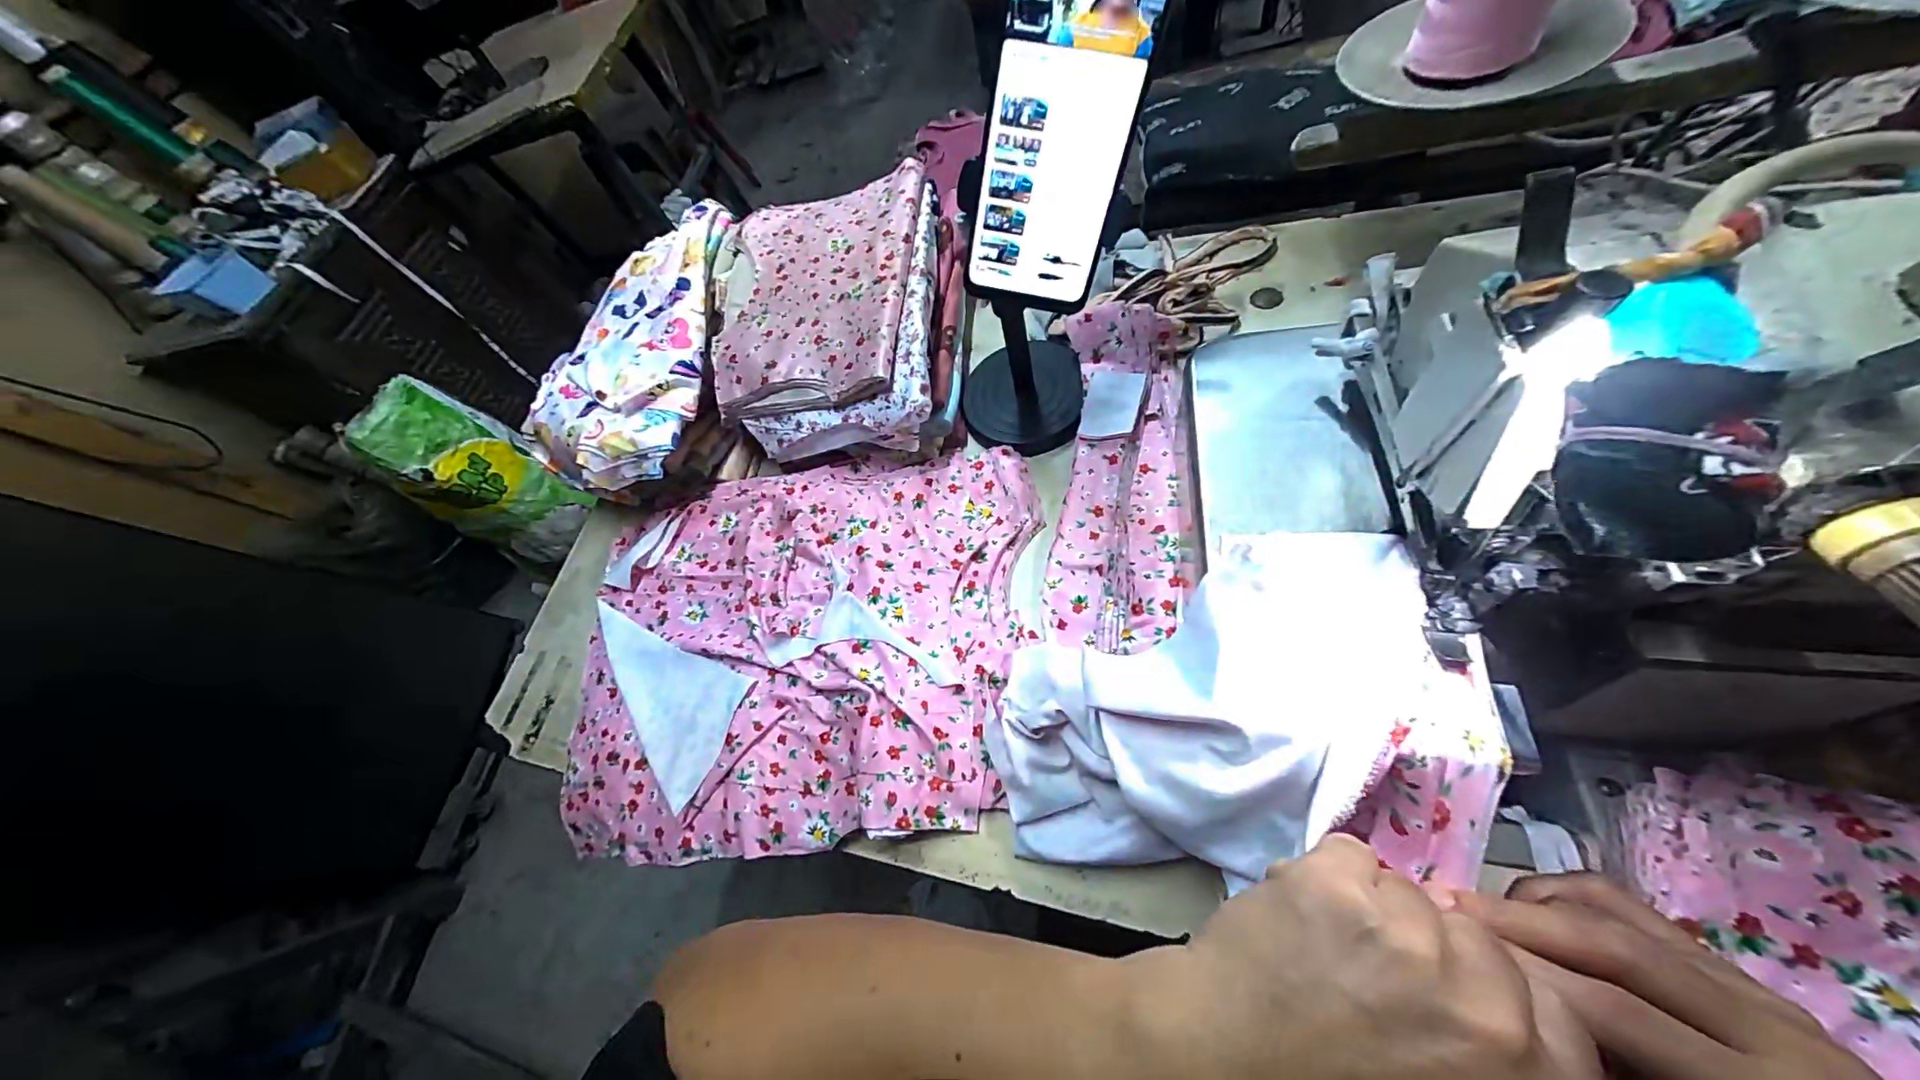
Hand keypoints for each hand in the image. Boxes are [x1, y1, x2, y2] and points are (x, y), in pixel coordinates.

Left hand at [1118, 834, 1599, 1078]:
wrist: (1220, 1054)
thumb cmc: (1329, 1075)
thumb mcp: (1440, 1076)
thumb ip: (1481, 1037)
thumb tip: (1496, 985)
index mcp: (1516, 1059)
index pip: (1551, 996)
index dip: (1493, 979)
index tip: (1448, 978)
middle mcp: (1474, 993)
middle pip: (1469, 929)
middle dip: (1425, 939)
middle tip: (1371, 967)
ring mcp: (1399, 930)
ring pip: (1402, 885)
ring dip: (1367, 904)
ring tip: (1327, 943)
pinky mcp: (1333, 885)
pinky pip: (1349, 853)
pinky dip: (1326, 873)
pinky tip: (1300, 911)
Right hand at [1449, 873, 1875, 1079]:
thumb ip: (1608, 1071)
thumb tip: (1522, 1018)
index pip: (1615, 1009)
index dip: (1530, 977)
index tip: (1460, 956)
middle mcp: (1757, 1021)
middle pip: (1612, 943)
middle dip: (1518, 920)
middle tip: (1447, 906)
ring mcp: (1744, 983)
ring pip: (1622, 912)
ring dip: (1536, 899)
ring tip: (1480, 903)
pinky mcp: (1730, 965)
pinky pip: (1636, 909)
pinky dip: (1571, 896)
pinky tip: (1532, 905)